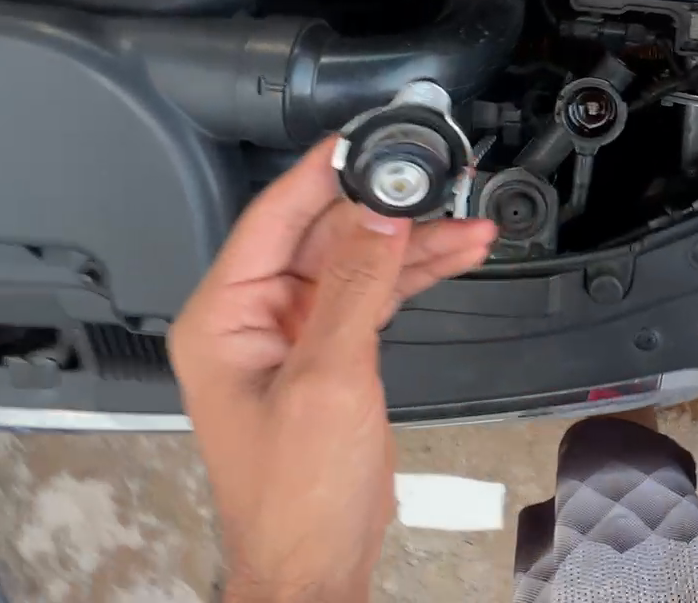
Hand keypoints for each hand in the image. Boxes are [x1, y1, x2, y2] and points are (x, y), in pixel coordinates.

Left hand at [169, 141, 496, 602]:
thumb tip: (382, 213)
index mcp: (227, 314)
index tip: (362, 138)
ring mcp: (303, 328)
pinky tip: (460, 252)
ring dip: (419, 240)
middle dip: (390, 208)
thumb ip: (357, 285)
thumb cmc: (296, 491)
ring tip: (470, 219)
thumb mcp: (327, 376)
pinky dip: (421, 270)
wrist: (318, 560)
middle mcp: (260, 313)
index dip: (321, 172)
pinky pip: (382, 289)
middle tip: (438, 179)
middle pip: (331, 233)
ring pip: (366, 258)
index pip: (275, 218)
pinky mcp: (339, 344)